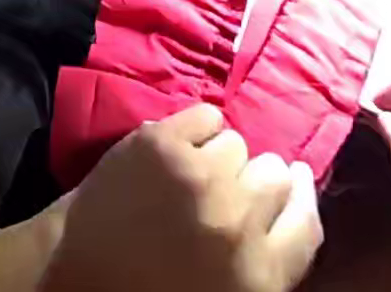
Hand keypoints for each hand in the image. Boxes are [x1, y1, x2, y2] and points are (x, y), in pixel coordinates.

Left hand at [39, 104, 322, 291]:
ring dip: (222, 156)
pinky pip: (206, 115)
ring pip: (237, 143)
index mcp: (260, 275)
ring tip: (198, 170)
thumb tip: (294, 194)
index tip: (297, 179)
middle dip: (257, 179)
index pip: (306, 221)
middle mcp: (237, 219)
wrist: (83, 273)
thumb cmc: (158, 289)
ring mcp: (197, 175)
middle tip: (230, 187)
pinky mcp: (161, 142)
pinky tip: (183, 145)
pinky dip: (199, 127)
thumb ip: (267, 255)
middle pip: (276, 174)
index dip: (303, 196)